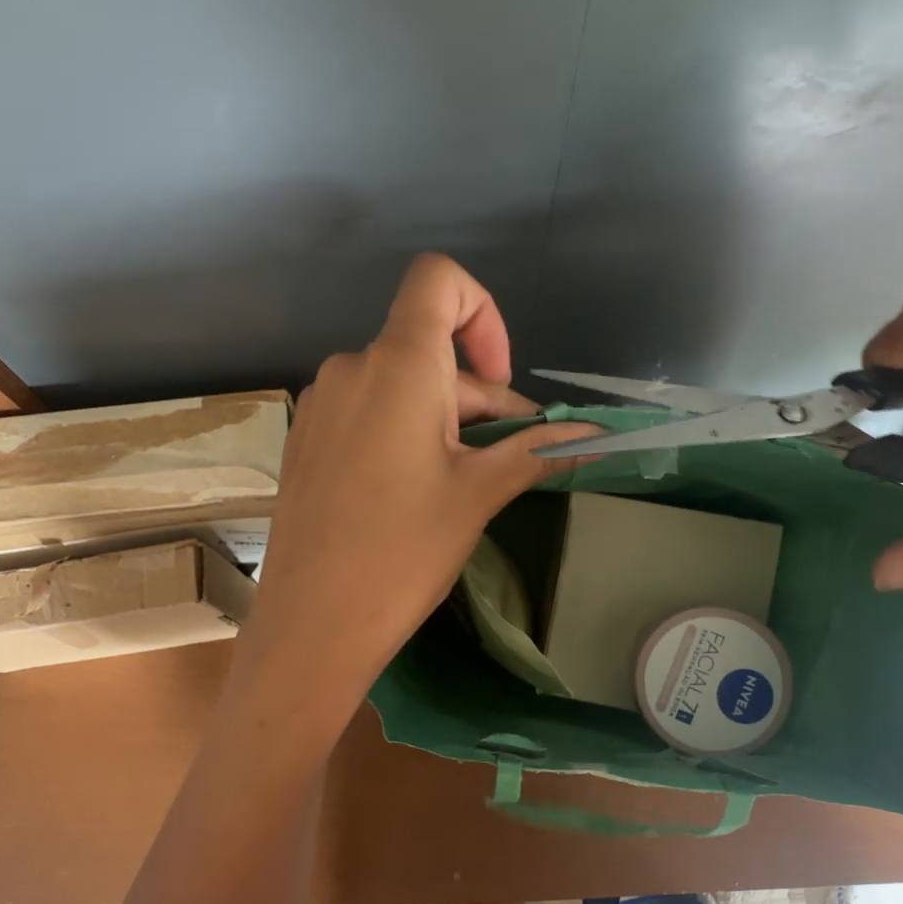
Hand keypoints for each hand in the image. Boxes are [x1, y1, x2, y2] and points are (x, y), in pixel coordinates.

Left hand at [238, 254, 594, 697]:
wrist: (311, 623)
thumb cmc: (402, 552)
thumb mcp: (478, 495)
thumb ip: (536, 451)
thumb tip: (595, 437)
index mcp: (396, 364)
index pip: (439, 280)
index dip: (483, 312)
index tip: (501, 381)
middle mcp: (350, 368)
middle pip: (427, 349)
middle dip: (477, 396)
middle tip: (507, 460)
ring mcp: (321, 405)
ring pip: (398, 386)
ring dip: (443, 418)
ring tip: (464, 484)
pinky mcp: (306, 440)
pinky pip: (366, 412)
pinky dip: (402, 432)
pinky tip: (414, 492)